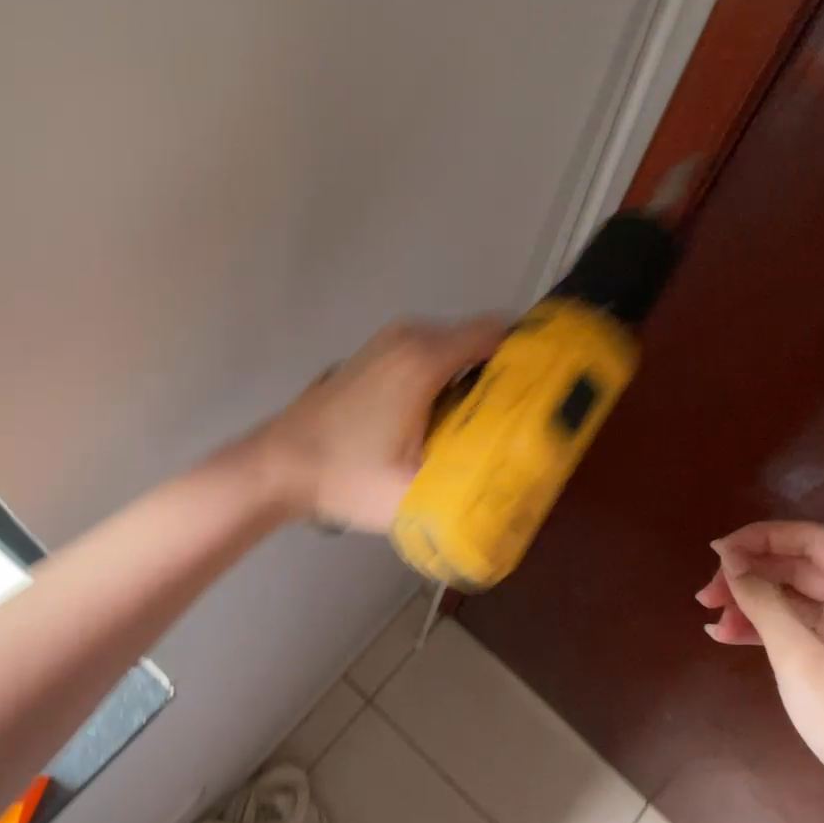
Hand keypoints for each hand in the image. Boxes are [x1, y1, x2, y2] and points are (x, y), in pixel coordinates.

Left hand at [252, 316, 505, 531]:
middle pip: (477, 343)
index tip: (545, 391)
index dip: (528, 357)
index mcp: (424, 358)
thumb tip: (521, 478)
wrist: (278, 466)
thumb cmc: (346, 475)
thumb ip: (474, 481)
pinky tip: (438, 425)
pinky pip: (426, 358)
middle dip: (501, 379)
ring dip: (469, 383)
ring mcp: (385, 344)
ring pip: (450, 352)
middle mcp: (408, 338)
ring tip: (478, 430)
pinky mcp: (371, 358)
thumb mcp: (416, 489)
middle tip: (516, 423)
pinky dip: (442, 381)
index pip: (498, 333)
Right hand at [697, 520, 823, 816]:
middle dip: (750, 577)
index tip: (715, 554)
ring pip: (797, 598)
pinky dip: (767, 628)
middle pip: (801, 569)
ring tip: (712, 620)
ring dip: (752, 604)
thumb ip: (763, 601)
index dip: (761, 539)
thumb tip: (729, 558)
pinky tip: (729, 636)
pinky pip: (803, 626)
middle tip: (704, 595)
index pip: (814, 541)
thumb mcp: (801, 659)